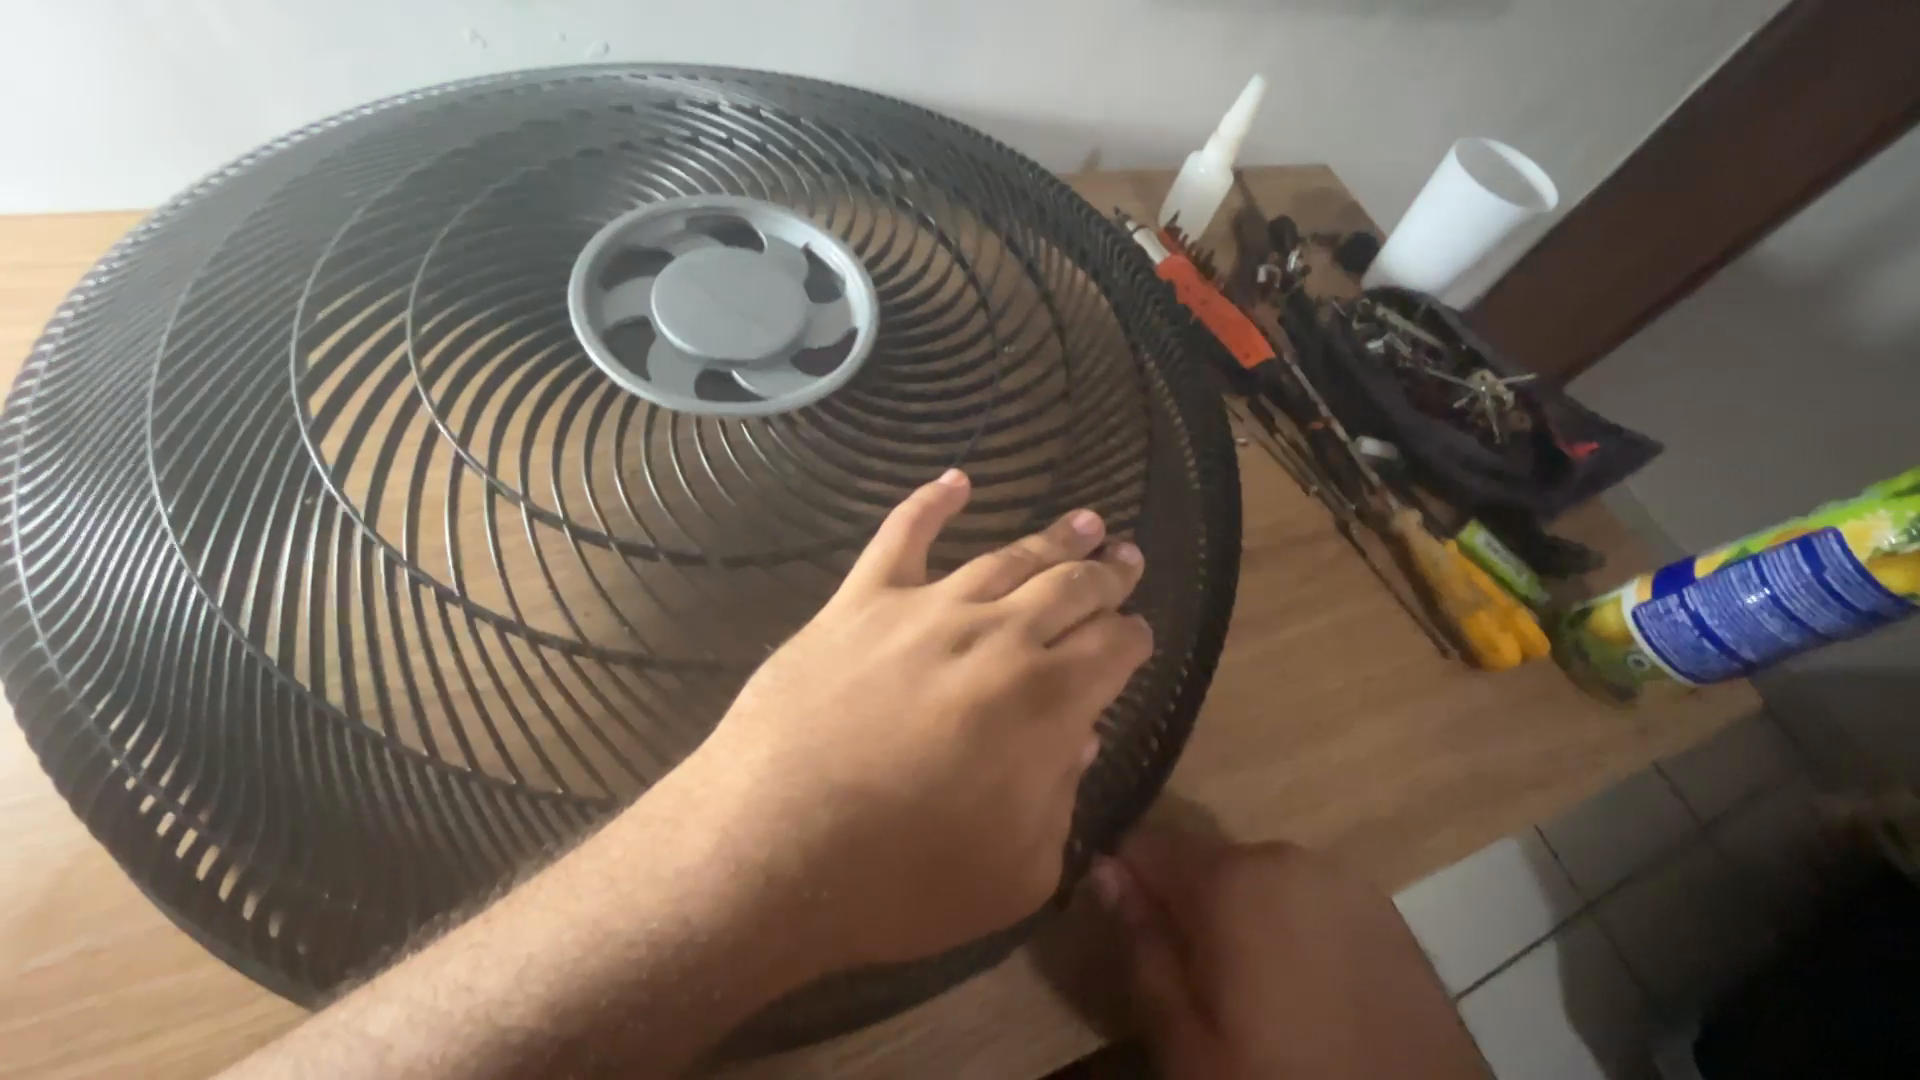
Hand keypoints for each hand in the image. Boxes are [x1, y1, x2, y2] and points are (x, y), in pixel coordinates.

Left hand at [689, 468, 1153, 971]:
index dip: (1133, 637)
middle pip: (1070, 588)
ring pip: (1005, 556)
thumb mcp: (1017, 871)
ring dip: (1052, 537)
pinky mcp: (858, 602)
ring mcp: (923, 609)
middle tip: (1127, 557)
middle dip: (1108, 573)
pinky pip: (901, 535)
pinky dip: (930, 501)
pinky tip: (956, 480)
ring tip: (1083, 521)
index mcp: (1045, 700)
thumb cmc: (900, 880)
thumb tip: (1078, 736)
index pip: (1113, 647)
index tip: (1139, 634)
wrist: (768, 849)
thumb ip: (1061, 798)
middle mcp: (995, 636)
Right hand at [1092, 824, 1486, 1079]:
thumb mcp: (1186, 1042)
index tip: (1126, 931)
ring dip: (1241, 920)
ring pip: (1258, 882)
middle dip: (1188, 908)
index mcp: (1231, 879)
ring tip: (1258, 999)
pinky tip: (1311, 998)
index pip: (1144, 844)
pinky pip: (1309, 902)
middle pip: (1204, 864)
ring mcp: (1345, 882)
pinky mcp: (1388, 914)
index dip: (1124, 881)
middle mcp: (1286, 858)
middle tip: (1198, 989)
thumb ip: (1141, 943)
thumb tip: (1104, 868)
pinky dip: (1292, 931)